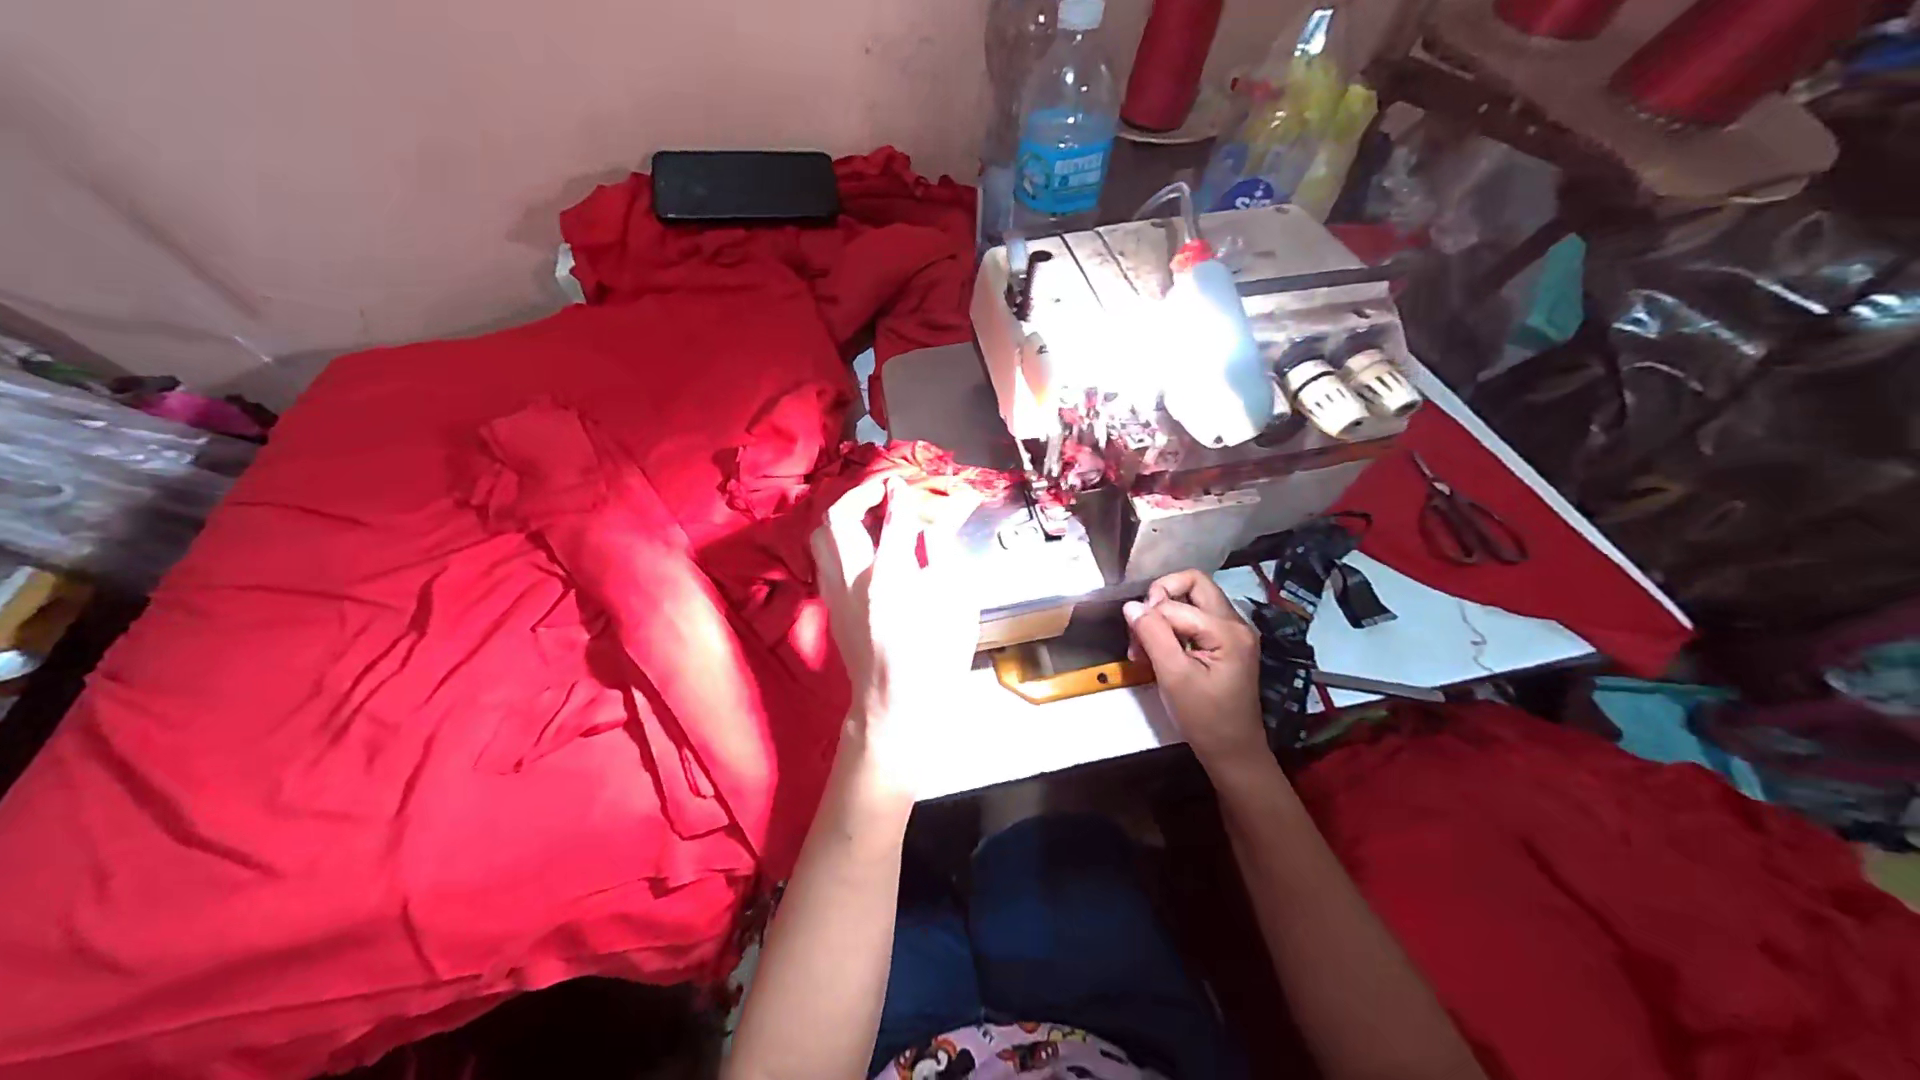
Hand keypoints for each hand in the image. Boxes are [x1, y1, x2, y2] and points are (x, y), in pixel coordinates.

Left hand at [810, 476, 981, 793]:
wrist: (897, 702)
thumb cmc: (936, 656)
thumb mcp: (956, 602)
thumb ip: (942, 554)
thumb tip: (930, 524)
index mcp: (890, 576)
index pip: (892, 519)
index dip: (899, 494)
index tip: (902, 483)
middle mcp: (852, 578)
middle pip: (839, 518)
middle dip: (859, 494)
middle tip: (880, 490)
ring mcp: (835, 592)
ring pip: (821, 537)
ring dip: (841, 516)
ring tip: (866, 514)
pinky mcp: (830, 605)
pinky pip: (824, 558)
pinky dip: (837, 541)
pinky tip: (859, 546)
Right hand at [1124, 570, 1267, 773]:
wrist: (1233, 752)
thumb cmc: (1205, 719)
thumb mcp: (1173, 677)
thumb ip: (1153, 635)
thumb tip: (1130, 605)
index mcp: (1227, 630)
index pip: (1176, 603)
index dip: (1149, 616)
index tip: (1135, 646)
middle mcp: (1235, 623)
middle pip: (1193, 584)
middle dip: (1160, 599)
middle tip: (1142, 627)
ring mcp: (1233, 632)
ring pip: (1193, 599)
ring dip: (1165, 613)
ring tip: (1146, 645)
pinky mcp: (1226, 643)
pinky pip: (1197, 617)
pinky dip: (1174, 626)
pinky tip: (1160, 650)